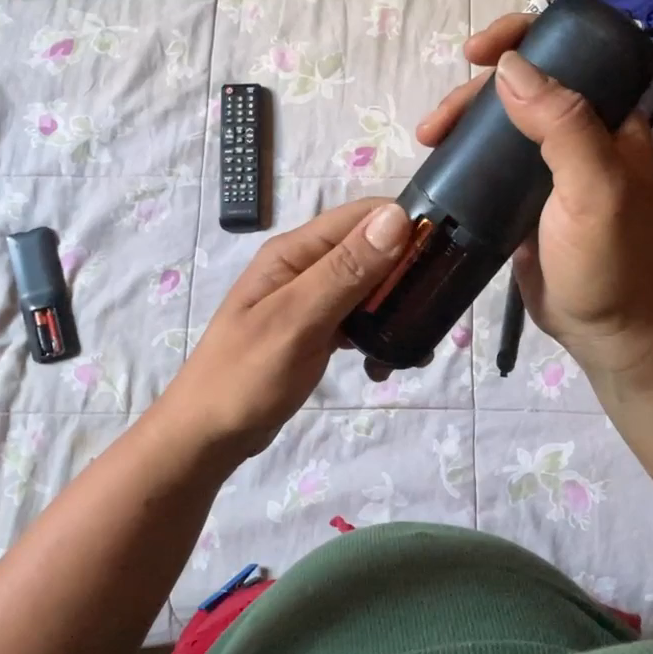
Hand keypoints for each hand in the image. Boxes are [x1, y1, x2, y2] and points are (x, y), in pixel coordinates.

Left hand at [153, 199, 411, 457]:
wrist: (208, 436)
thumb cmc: (245, 376)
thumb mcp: (297, 320)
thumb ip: (345, 271)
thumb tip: (396, 217)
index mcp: (296, 252)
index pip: (364, 217)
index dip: (406, 228)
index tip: (444, 257)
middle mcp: (306, 267)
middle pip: (373, 251)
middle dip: (406, 277)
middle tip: (432, 314)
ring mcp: (312, 300)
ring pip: (371, 289)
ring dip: (395, 312)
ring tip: (410, 348)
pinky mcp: (318, 330)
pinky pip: (360, 320)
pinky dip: (377, 337)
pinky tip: (382, 367)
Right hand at [416, 13, 652, 375]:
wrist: (602, 331)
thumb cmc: (608, 261)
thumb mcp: (594, 190)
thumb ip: (563, 125)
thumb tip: (510, 65)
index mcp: (610, 121)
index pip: (571, 55)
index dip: (525, 38)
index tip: (478, 52)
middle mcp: (581, 134)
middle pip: (524, 85)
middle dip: (476, 90)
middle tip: (438, 121)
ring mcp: (549, 166)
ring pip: (501, 121)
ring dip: (463, 119)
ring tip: (427, 138)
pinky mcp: (524, 197)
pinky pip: (490, 160)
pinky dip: (463, 151)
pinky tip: (438, 158)